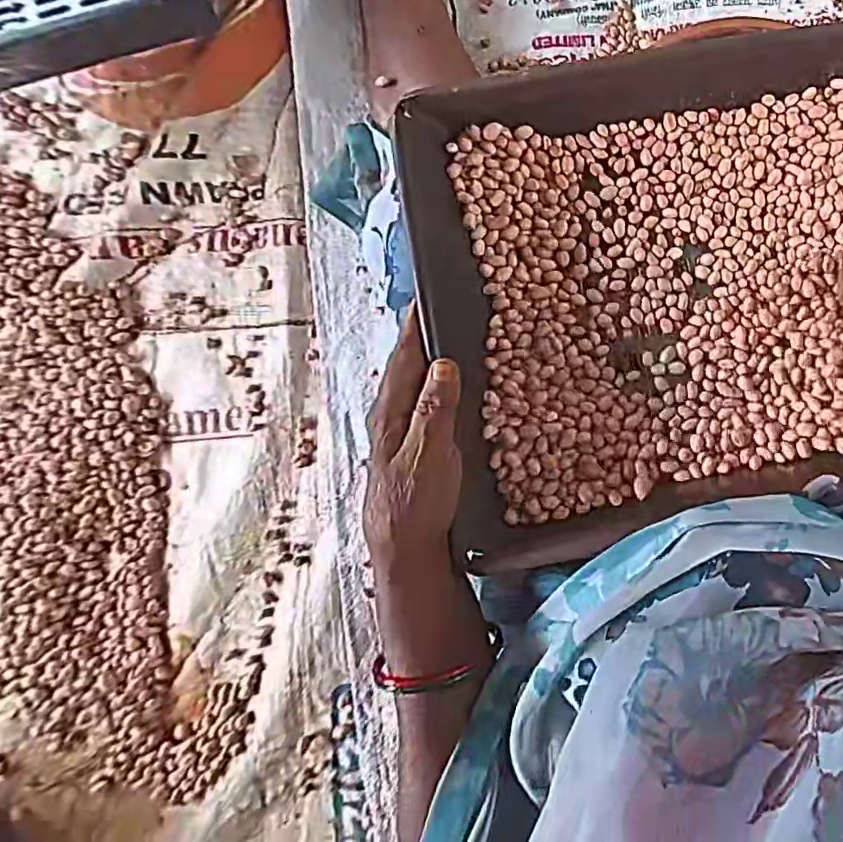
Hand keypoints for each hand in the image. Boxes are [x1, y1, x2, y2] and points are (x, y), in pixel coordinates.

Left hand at [366, 308, 462, 565]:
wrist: (405, 549)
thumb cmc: (414, 503)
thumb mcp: (429, 456)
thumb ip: (435, 410)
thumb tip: (444, 363)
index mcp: (392, 411)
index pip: (405, 356)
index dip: (416, 324)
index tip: (427, 293)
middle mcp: (392, 415)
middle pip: (407, 364)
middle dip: (421, 333)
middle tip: (442, 307)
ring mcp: (400, 430)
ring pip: (414, 382)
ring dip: (427, 356)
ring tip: (447, 335)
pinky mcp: (412, 443)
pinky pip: (423, 399)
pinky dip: (434, 382)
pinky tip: (450, 384)